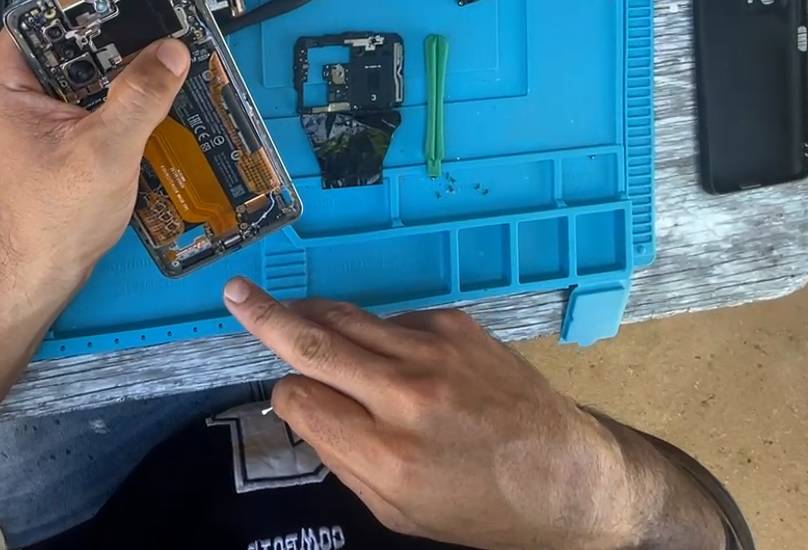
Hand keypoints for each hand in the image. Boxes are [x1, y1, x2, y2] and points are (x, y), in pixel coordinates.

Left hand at [0, 34, 190, 295]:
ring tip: (172, 35)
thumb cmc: (61, 214)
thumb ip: (137, 98)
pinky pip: (102, 86)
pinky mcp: (70, 121)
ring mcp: (46, 104)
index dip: (85, 1)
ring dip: (128, 55)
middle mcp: (21, 85)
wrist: (54, 267)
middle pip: (72, 38)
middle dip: (117, 27)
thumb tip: (174, 49)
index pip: (42, 17)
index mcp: (6, 81)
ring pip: (91, 62)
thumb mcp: (103, 150)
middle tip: (165, 10)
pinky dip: (130, 81)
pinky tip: (164, 75)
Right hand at [224, 279, 721, 549]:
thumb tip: (299, 400)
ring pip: (346, 317)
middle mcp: (404, 393)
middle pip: (314, 342)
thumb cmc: (482, 510)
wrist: (573, 476)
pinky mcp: (452, 322)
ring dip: (312, 315)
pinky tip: (401, 362)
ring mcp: (431, 348)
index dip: (286, 395)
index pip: (301, 399)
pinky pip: (391, 321)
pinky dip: (378, 336)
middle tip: (234, 293)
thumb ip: (342, 458)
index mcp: (389, 455)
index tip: (291, 396)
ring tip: (288, 311)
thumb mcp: (403, 514)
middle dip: (267, 317)